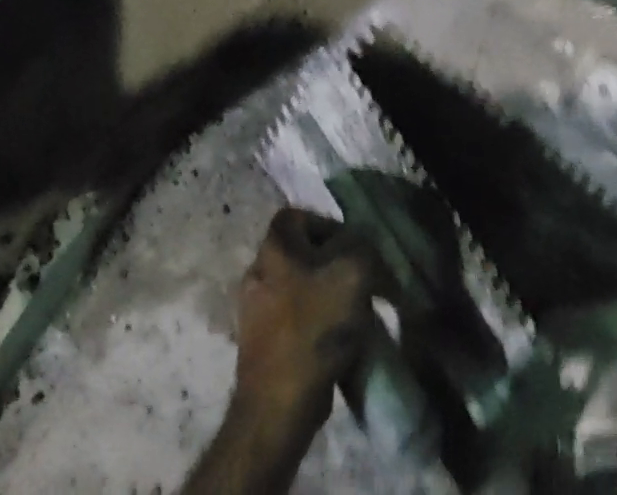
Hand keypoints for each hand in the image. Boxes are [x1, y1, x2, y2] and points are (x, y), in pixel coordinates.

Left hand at [231, 208, 376, 427]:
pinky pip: (293, 317)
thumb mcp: (354, 271)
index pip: (294, 215)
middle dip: (332, 262)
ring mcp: (254, 311)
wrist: (280, 401)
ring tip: (353, 311)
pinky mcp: (260, 342)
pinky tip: (335, 338)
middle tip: (359, 278)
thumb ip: (361, 245)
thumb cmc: (316, 326)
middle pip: (299, 253)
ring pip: (297, 285)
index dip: (326, 223)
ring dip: (326, 293)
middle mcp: (256, 274)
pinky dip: (315, 321)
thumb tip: (359, 245)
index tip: (352, 246)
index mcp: (273, 250)